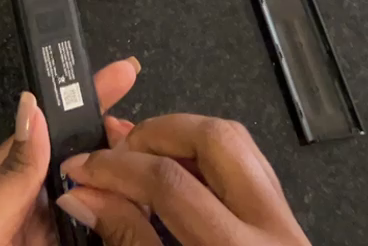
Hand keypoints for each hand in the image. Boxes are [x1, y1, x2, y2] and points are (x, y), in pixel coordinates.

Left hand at [0, 57, 140, 245]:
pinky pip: (90, 242)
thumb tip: (33, 108)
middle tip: (154, 140)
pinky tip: (139, 225)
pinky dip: (114, 233)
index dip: (82, 102)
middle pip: (77, 174)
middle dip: (114, 152)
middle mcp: (22, 219)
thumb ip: (6, 178)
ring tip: (155, 182)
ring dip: (121, 199)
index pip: (45, 134)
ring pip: (91, 215)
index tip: (121, 74)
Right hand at [55, 114, 311, 245]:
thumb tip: (85, 195)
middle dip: (154, 133)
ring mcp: (287, 227)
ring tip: (141, 156)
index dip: (114, 168)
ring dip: (181, 137)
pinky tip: (177, 173)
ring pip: (235, 142)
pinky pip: (246, 166)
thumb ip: (128, 240)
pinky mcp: (287, 226)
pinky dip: (204, 158)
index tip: (79, 169)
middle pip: (213, 140)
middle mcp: (273, 233)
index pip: (169, 182)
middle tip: (115, 150)